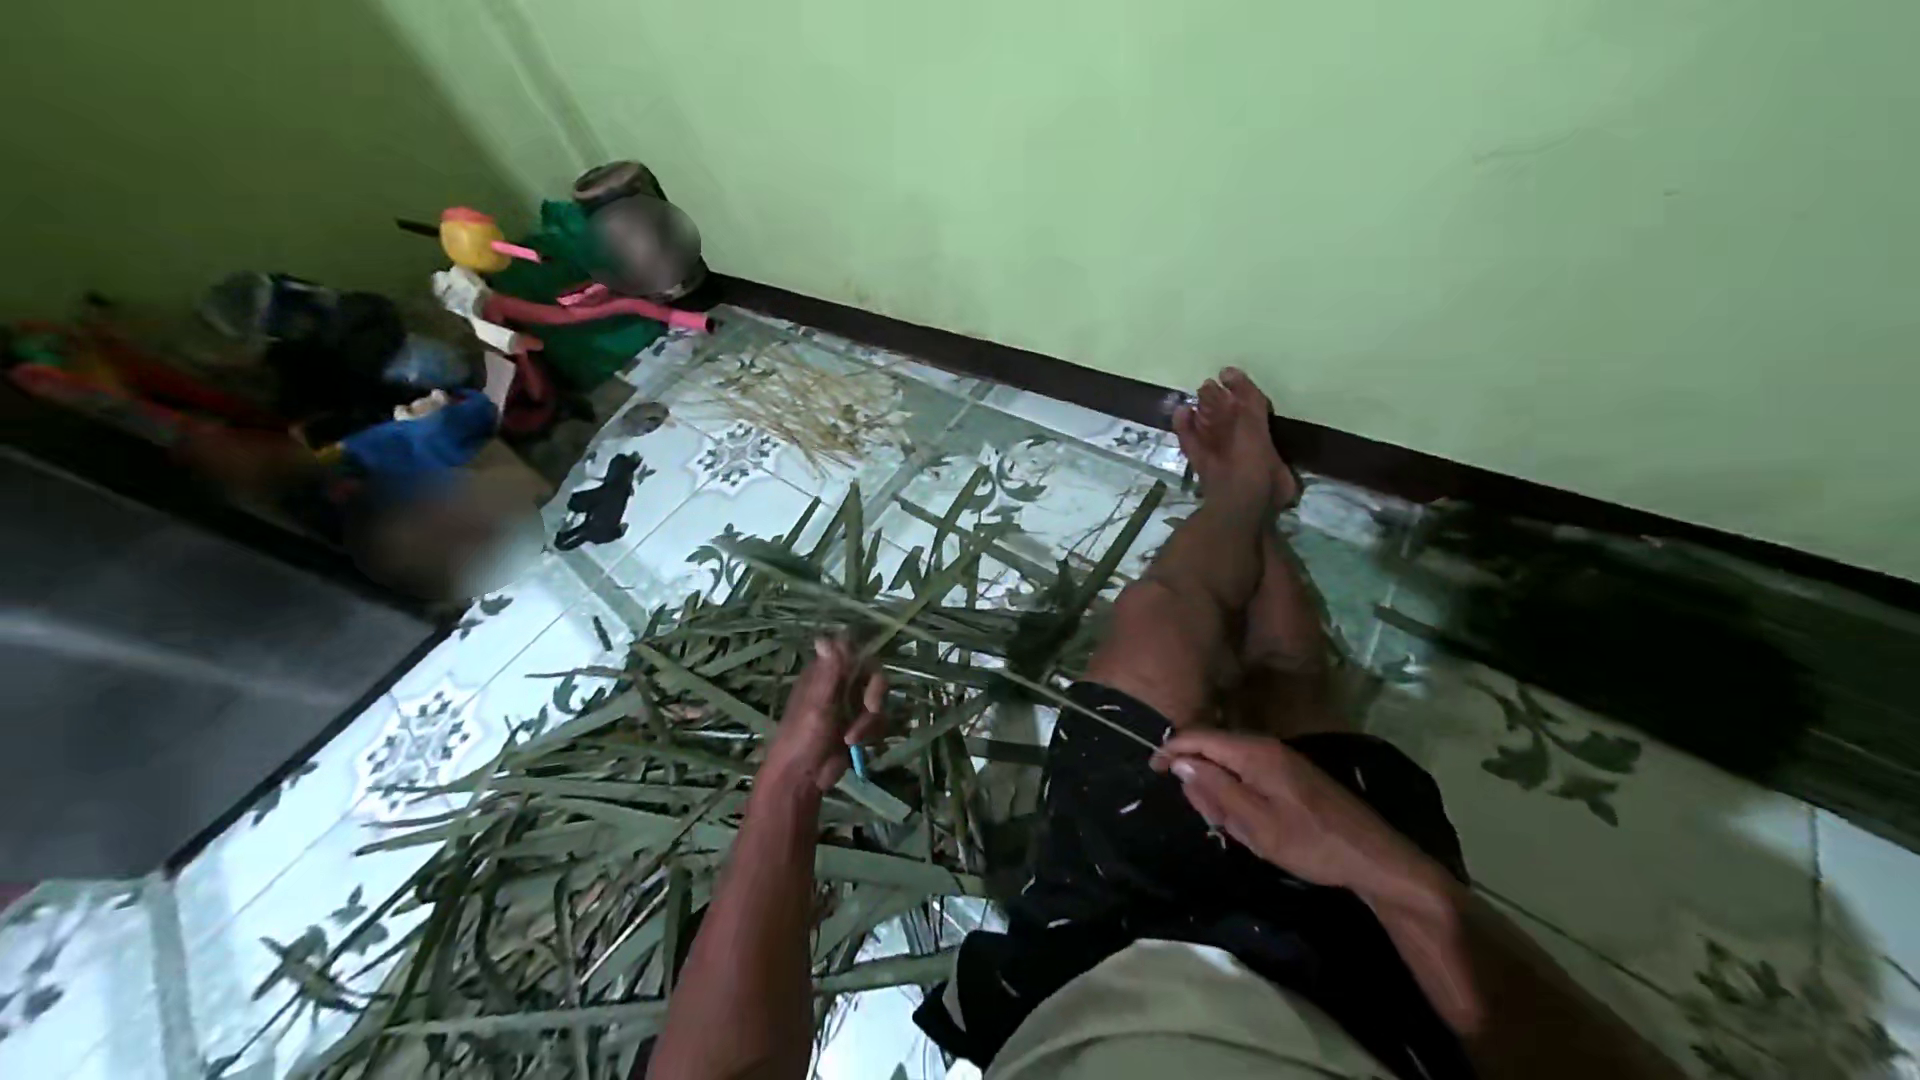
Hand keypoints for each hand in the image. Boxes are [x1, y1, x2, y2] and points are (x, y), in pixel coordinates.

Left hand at [760, 638, 886, 794]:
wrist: (804, 778)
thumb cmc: (802, 738)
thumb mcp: (817, 704)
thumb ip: (828, 673)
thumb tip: (825, 637)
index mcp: (825, 672)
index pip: (853, 650)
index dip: (864, 660)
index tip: (865, 678)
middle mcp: (840, 684)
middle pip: (874, 673)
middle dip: (875, 695)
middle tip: (870, 709)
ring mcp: (851, 704)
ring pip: (880, 699)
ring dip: (870, 720)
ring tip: (852, 738)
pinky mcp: (860, 724)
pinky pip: (880, 719)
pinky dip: (872, 732)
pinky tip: (857, 744)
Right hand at [1152, 731, 1454, 907]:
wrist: (1376, 859)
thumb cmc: (1311, 843)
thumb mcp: (1256, 824)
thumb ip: (1215, 789)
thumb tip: (1180, 761)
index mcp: (1254, 752)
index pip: (1198, 736)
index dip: (1171, 750)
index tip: (1153, 771)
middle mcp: (1265, 745)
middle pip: (1212, 747)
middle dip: (1197, 774)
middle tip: (1202, 813)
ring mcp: (1280, 758)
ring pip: (1229, 761)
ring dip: (1218, 787)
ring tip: (1227, 823)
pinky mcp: (1291, 773)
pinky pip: (1248, 772)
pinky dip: (1236, 791)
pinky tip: (1247, 819)